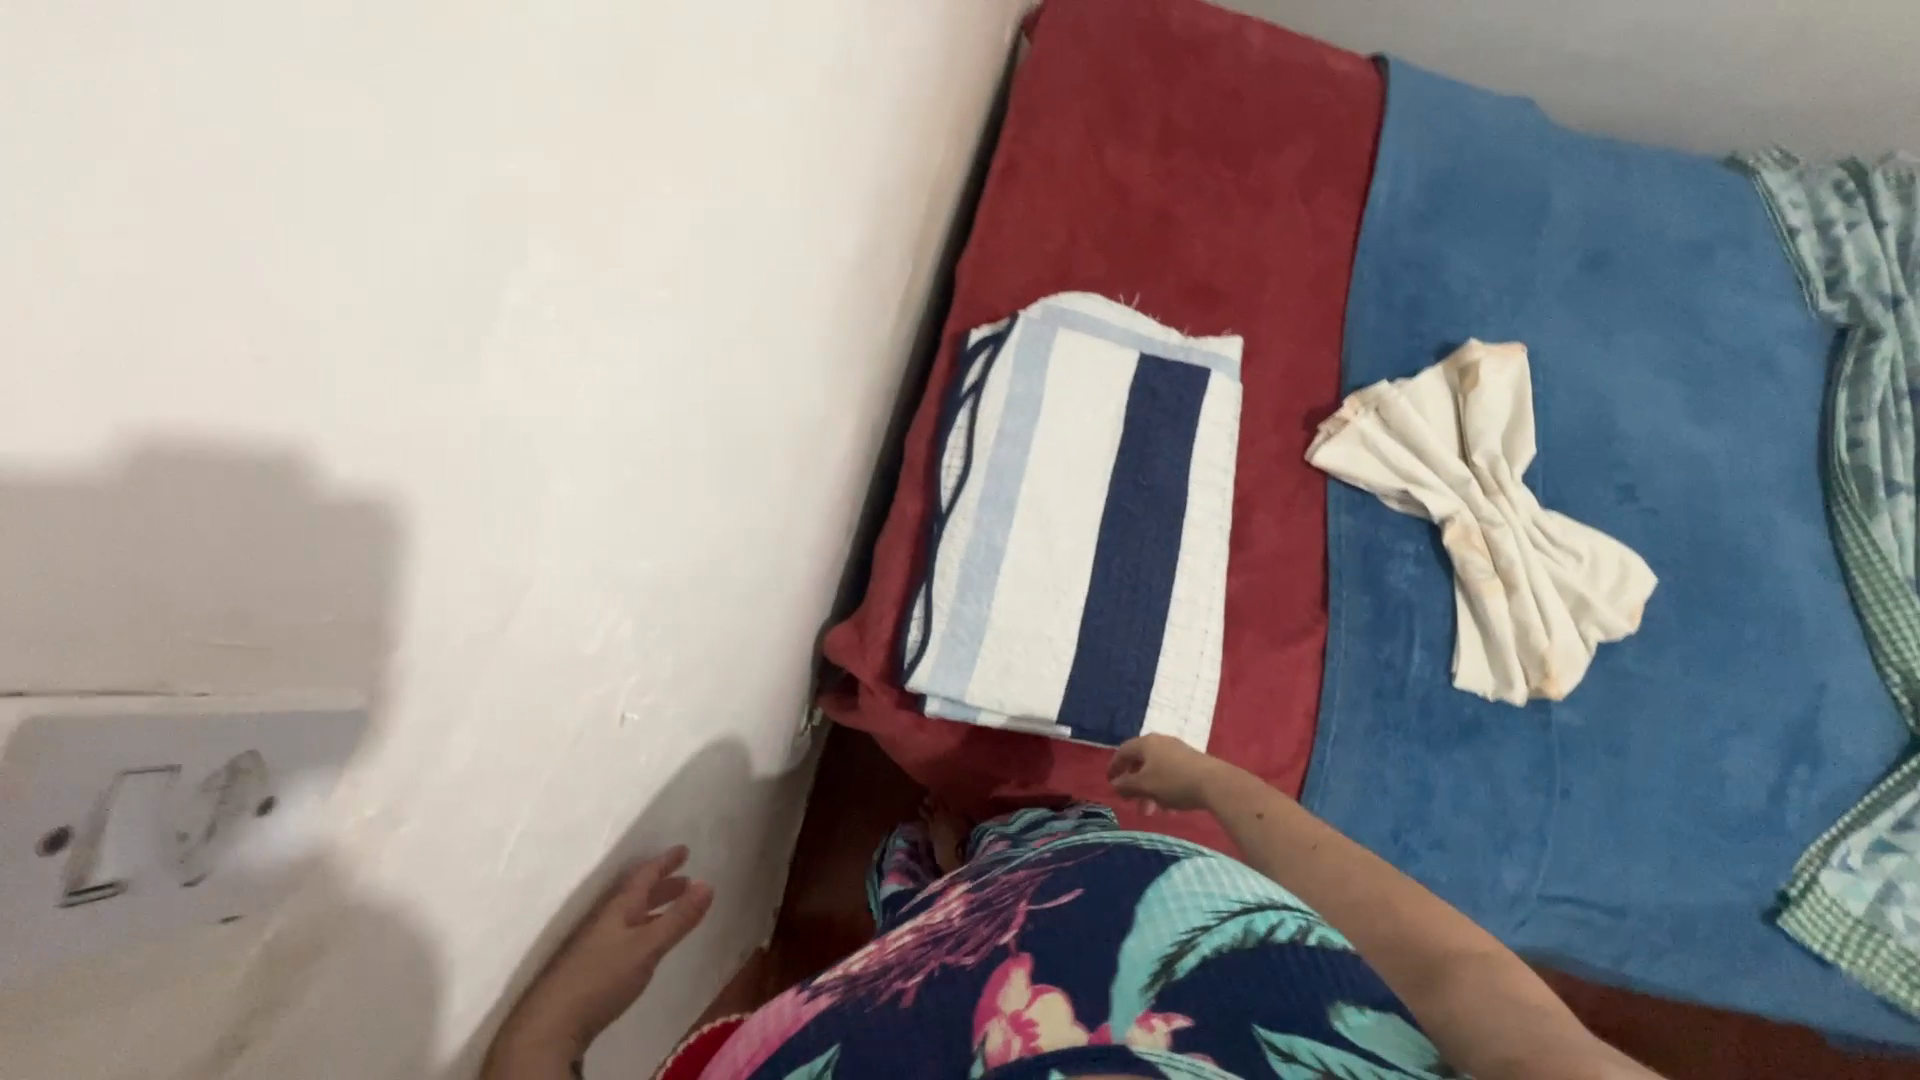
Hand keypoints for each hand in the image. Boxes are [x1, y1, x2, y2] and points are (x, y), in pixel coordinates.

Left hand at [486, 847, 713, 1072]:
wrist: (550, 1026)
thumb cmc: (602, 978)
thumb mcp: (648, 947)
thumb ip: (678, 918)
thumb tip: (708, 883)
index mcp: (618, 908)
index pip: (644, 876)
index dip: (664, 862)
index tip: (684, 850)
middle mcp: (606, 920)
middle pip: (636, 894)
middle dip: (662, 885)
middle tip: (686, 879)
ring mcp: (595, 943)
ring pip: (630, 915)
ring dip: (653, 907)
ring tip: (674, 908)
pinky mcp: (592, 967)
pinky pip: (625, 933)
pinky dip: (643, 927)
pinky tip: (647, 943)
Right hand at [1108, 734, 1234, 811]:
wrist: (1215, 783)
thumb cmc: (1173, 781)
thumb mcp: (1144, 786)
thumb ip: (1126, 785)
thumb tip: (1115, 785)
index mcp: (1146, 743)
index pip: (1123, 751)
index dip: (1114, 767)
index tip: (1110, 782)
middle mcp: (1161, 742)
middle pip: (1141, 763)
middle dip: (1135, 786)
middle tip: (1133, 804)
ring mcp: (1178, 751)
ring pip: (1157, 771)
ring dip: (1150, 791)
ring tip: (1153, 811)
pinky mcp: (1193, 762)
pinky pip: (1171, 775)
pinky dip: (1165, 790)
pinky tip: (1171, 808)